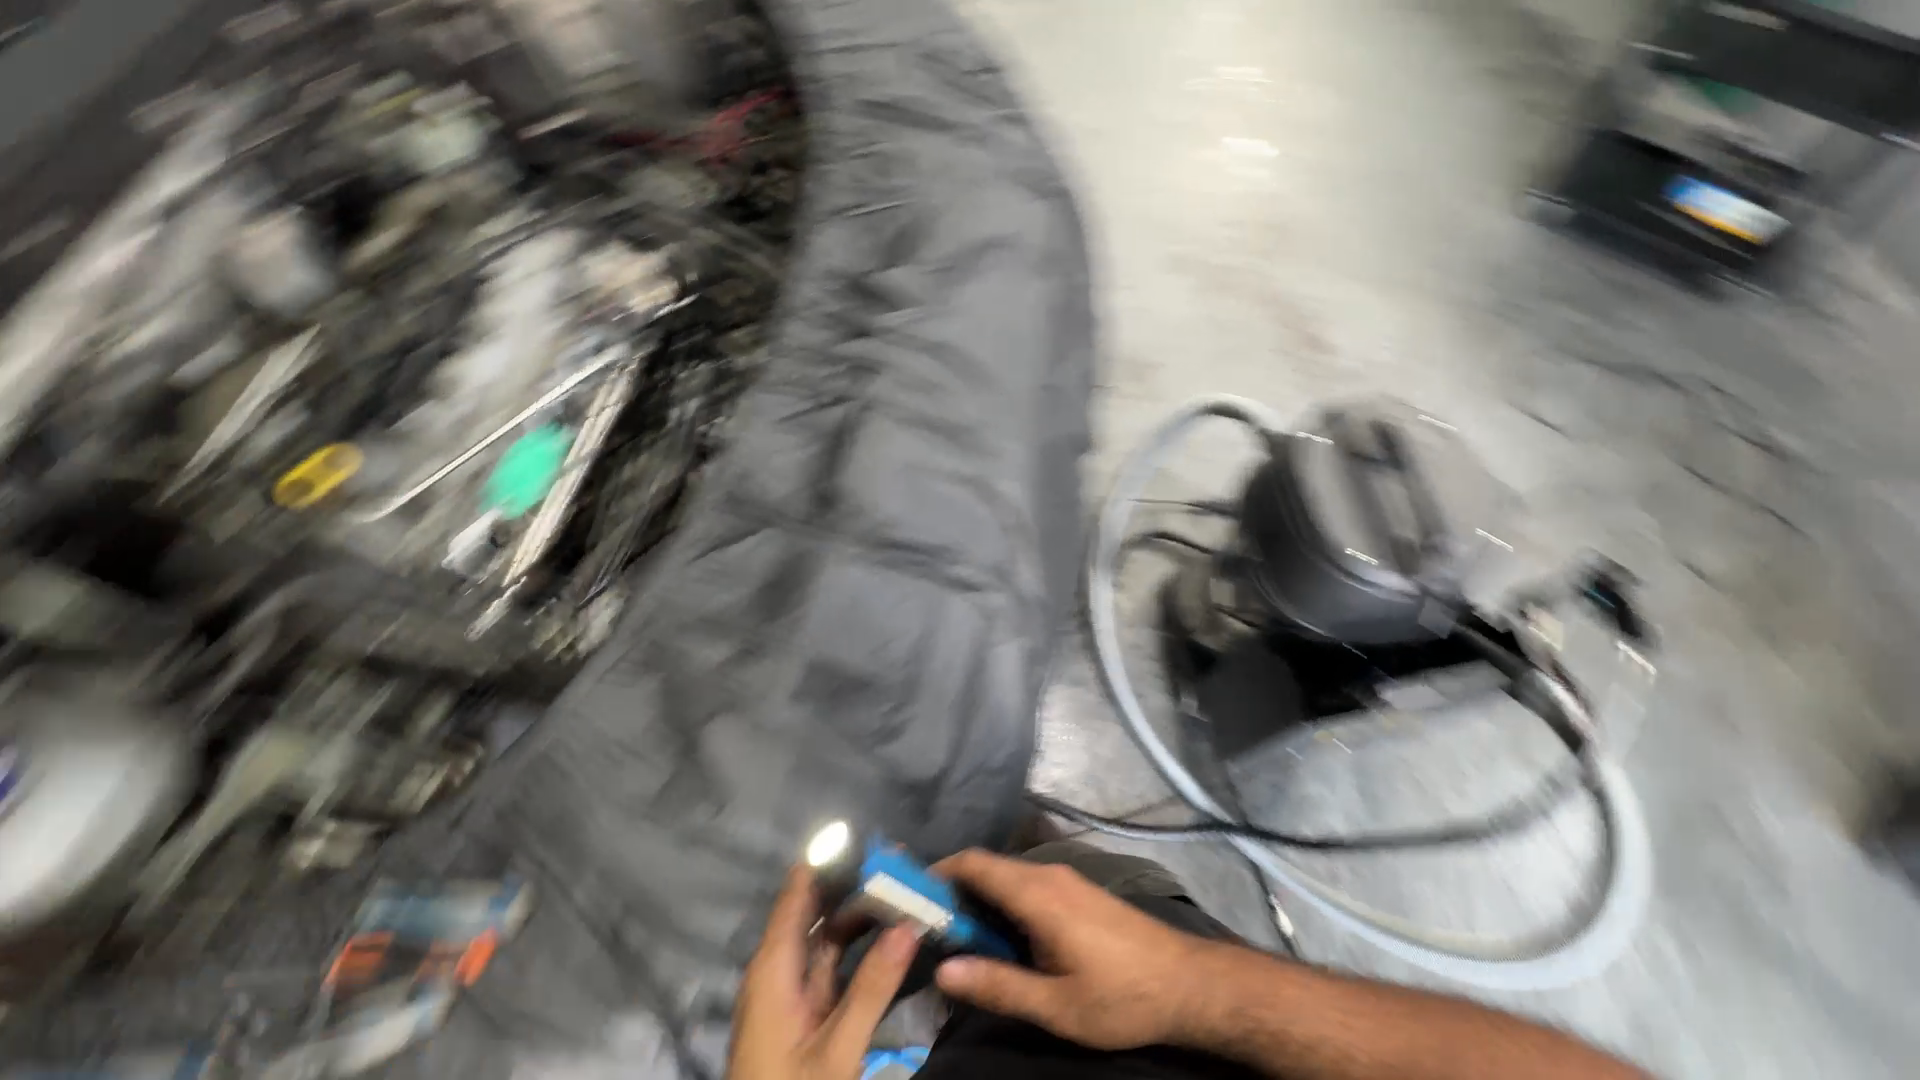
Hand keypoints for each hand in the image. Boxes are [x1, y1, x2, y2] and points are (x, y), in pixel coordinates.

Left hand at [728, 864, 921, 1079]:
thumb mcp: (835, 1049)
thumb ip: (872, 988)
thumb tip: (909, 926)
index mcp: (773, 967)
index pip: (798, 895)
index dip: (827, 861)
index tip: (864, 835)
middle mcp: (778, 969)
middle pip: (816, 911)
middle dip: (855, 885)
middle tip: (902, 862)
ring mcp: (791, 992)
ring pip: (826, 938)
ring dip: (862, 916)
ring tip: (905, 892)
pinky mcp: (804, 1013)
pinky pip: (832, 966)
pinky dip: (860, 949)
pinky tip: (890, 939)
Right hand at [930, 849, 1211, 1049]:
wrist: (1190, 983)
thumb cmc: (1121, 997)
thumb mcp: (1056, 1005)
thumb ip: (998, 985)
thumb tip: (943, 970)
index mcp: (1038, 894)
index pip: (974, 864)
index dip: (936, 872)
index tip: (906, 894)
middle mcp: (1049, 875)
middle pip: (988, 869)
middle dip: (952, 891)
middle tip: (924, 926)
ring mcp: (1067, 880)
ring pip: (1008, 878)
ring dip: (978, 901)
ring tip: (956, 939)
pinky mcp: (1079, 893)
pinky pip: (1027, 886)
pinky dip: (1002, 904)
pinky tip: (1001, 940)